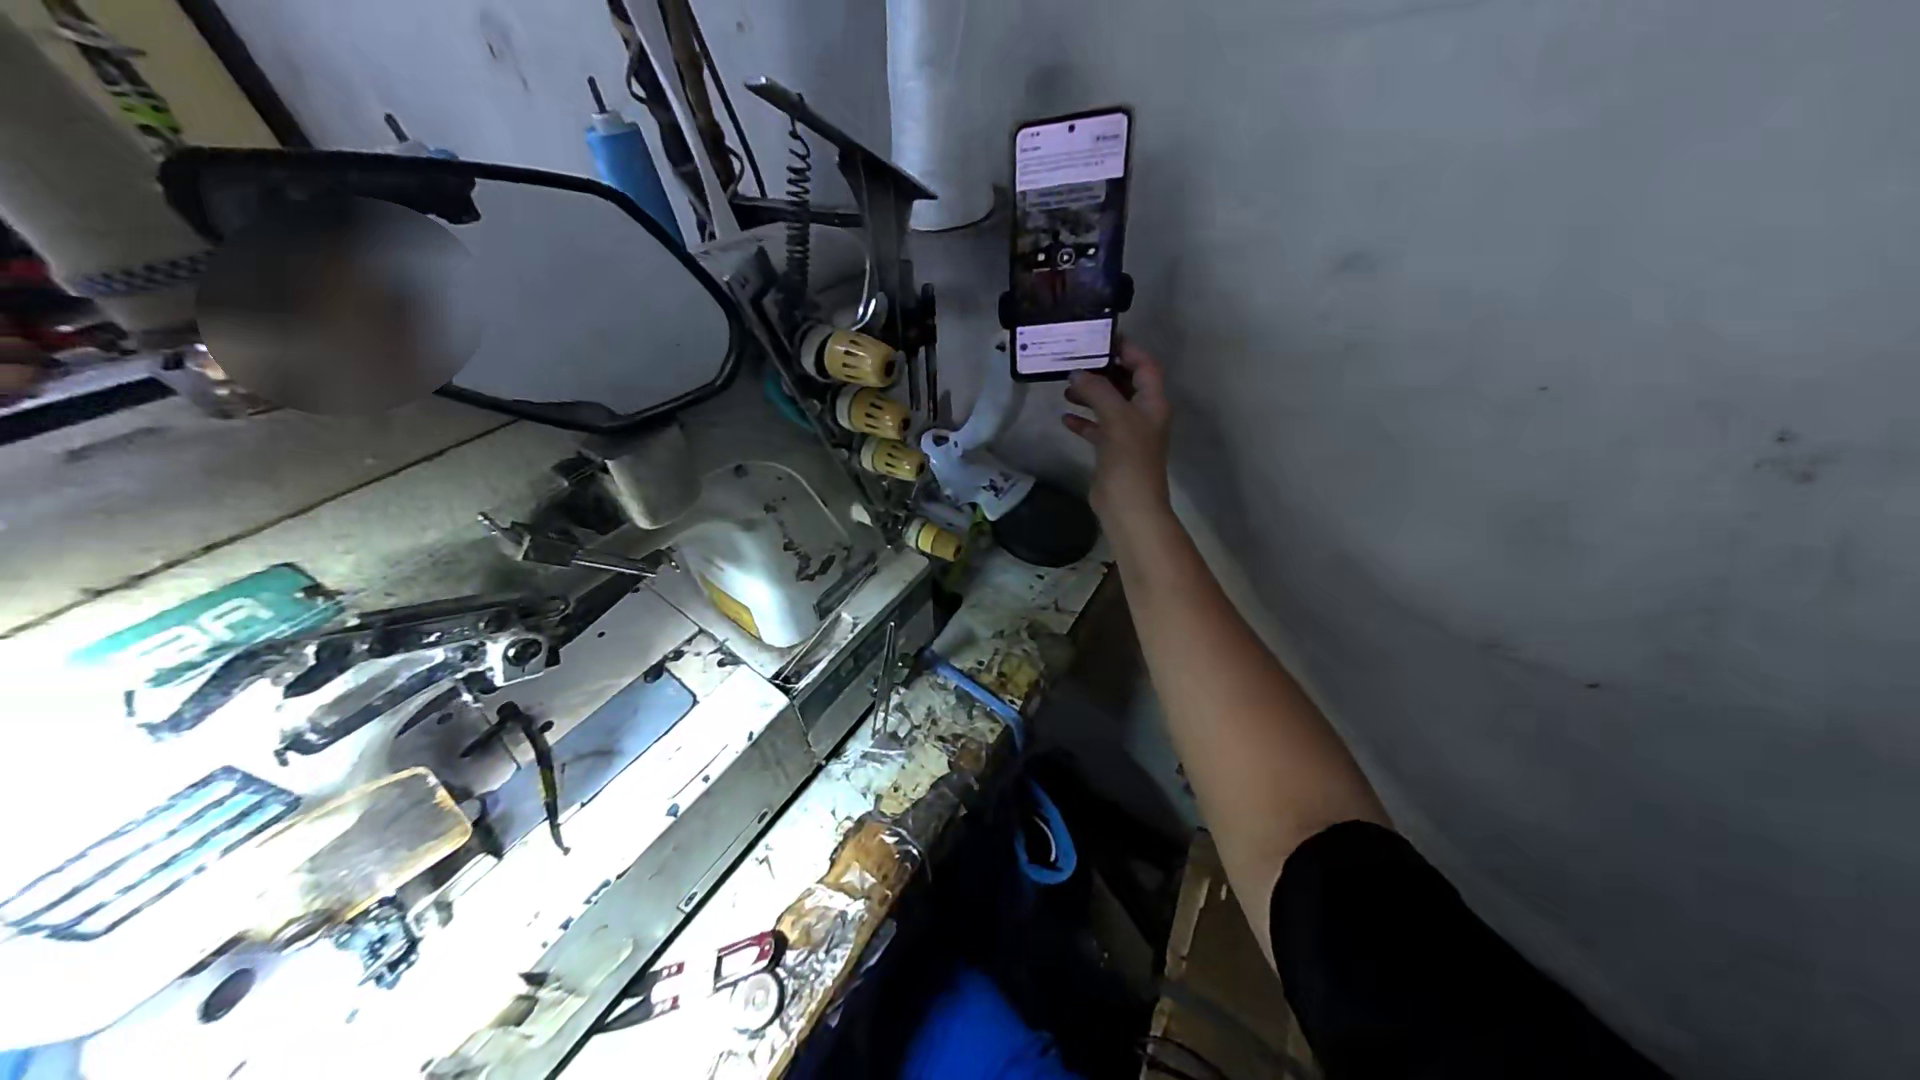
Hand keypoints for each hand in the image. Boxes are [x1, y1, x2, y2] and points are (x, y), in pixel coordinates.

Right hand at [1062, 342, 1171, 527]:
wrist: (1129, 507)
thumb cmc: (1130, 460)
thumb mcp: (1117, 418)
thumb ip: (1098, 391)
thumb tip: (1077, 372)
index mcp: (1153, 403)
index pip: (1145, 365)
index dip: (1127, 349)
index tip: (1100, 337)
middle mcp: (1143, 415)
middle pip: (1125, 383)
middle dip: (1103, 370)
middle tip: (1076, 359)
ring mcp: (1127, 434)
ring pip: (1109, 405)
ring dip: (1090, 394)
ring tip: (1066, 387)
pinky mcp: (1112, 452)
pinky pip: (1097, 428)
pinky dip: (1083, 421)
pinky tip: (1065, 418)